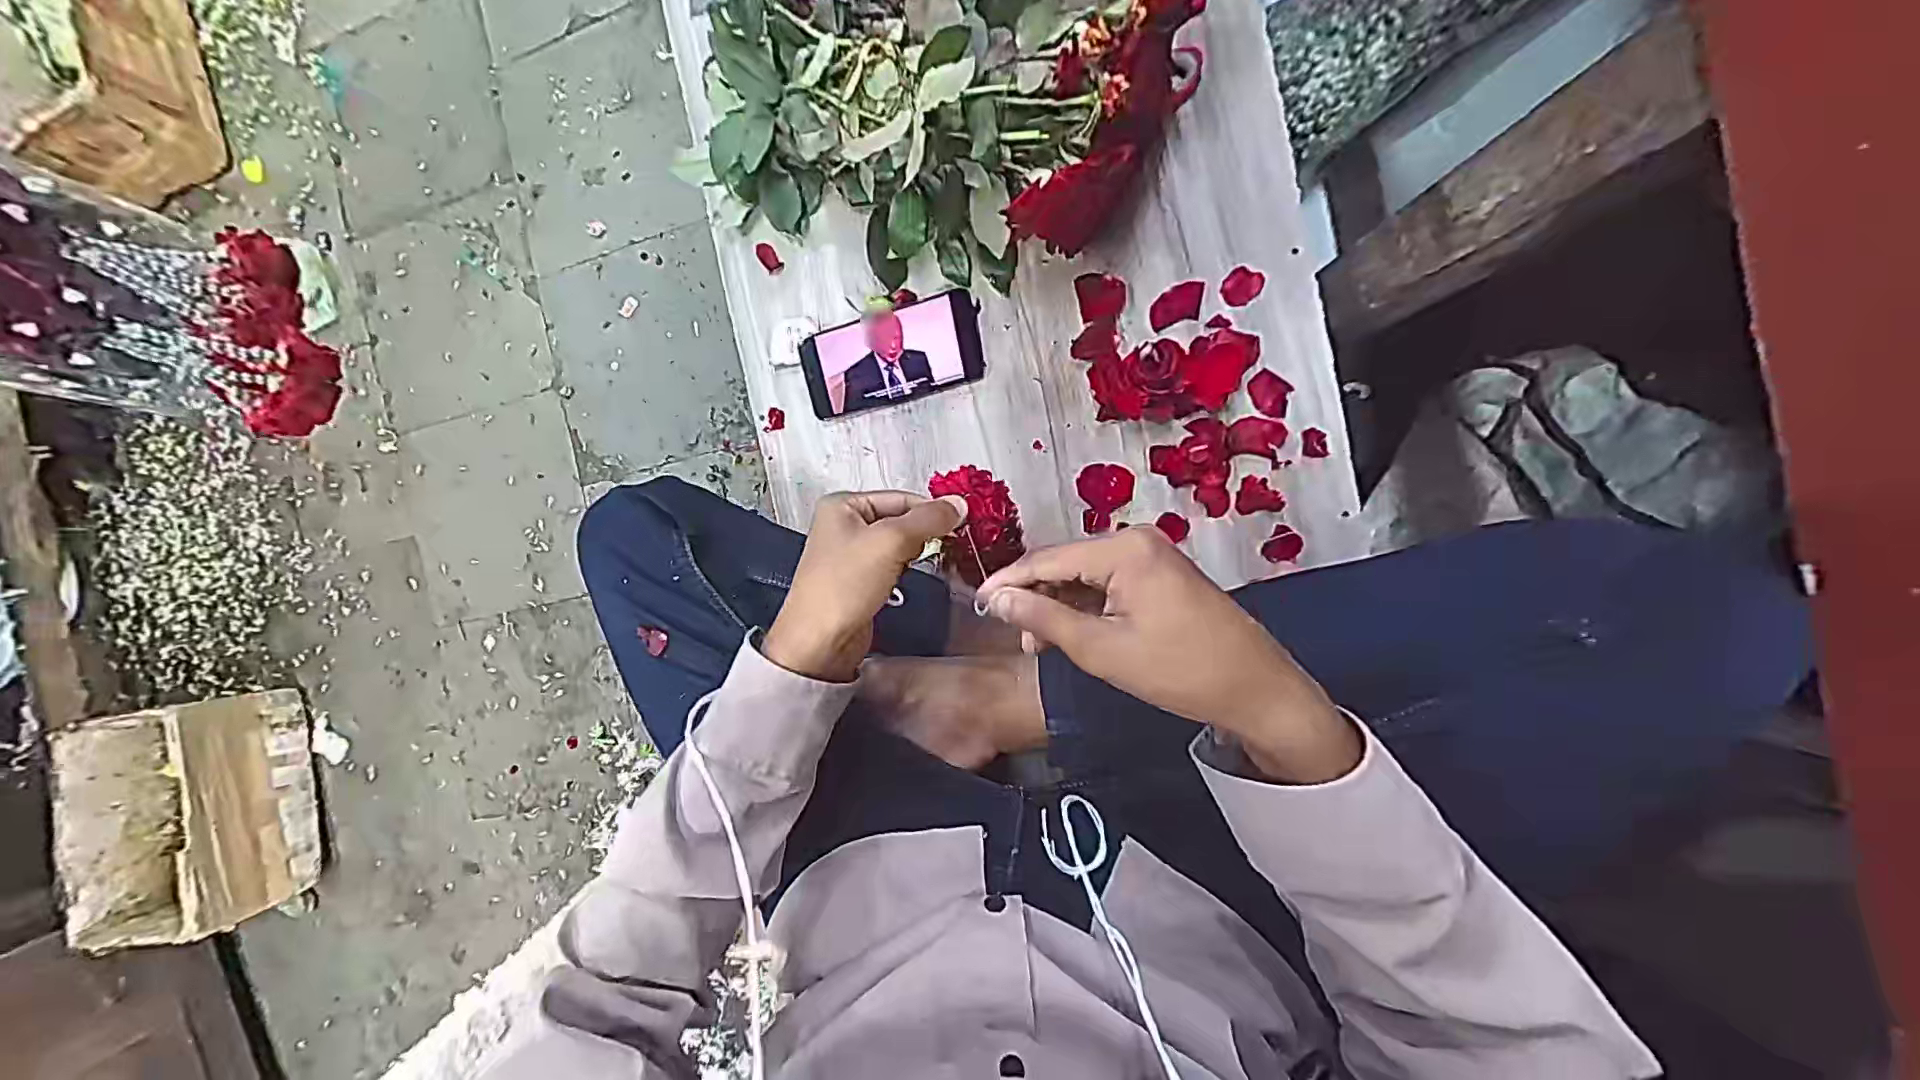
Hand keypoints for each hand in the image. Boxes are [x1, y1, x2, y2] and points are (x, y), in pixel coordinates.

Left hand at [762, 491, 968, 682]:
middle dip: (925, 532)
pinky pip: (894, 566)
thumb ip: (927, 519)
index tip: (959, 521)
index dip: (931, 509)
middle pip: (901, 519)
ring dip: (918, 552)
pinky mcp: (861, 581)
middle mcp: (845, 526)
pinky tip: (913, 578)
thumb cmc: (841, 587)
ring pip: (900, 544)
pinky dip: (908, 570)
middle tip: (948, 543)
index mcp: (842, 505)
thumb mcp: (890, 541)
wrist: (822, 642)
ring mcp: (852, 555)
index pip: (901, 497)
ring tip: (933, 561)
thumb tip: (957, 505)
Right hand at [977, 529, 1360, 783]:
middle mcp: (1137, 539)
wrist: (1256, 690)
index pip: (1048, 559)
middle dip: (1036, 599)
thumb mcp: (1101, 648)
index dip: (1008, 582)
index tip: (978, 604)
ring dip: (1060, 607)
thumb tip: (996, 598)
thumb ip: (1042, 619)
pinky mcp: (1159, 573)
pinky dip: (1086, 607)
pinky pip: (1108, 583)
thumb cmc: (1180, 671)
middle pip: (1066, 564)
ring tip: (1043, 645)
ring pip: (1084, 575)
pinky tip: (1074, 634)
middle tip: (1018, 638)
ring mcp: (1151, 554)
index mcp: (1124, 548)